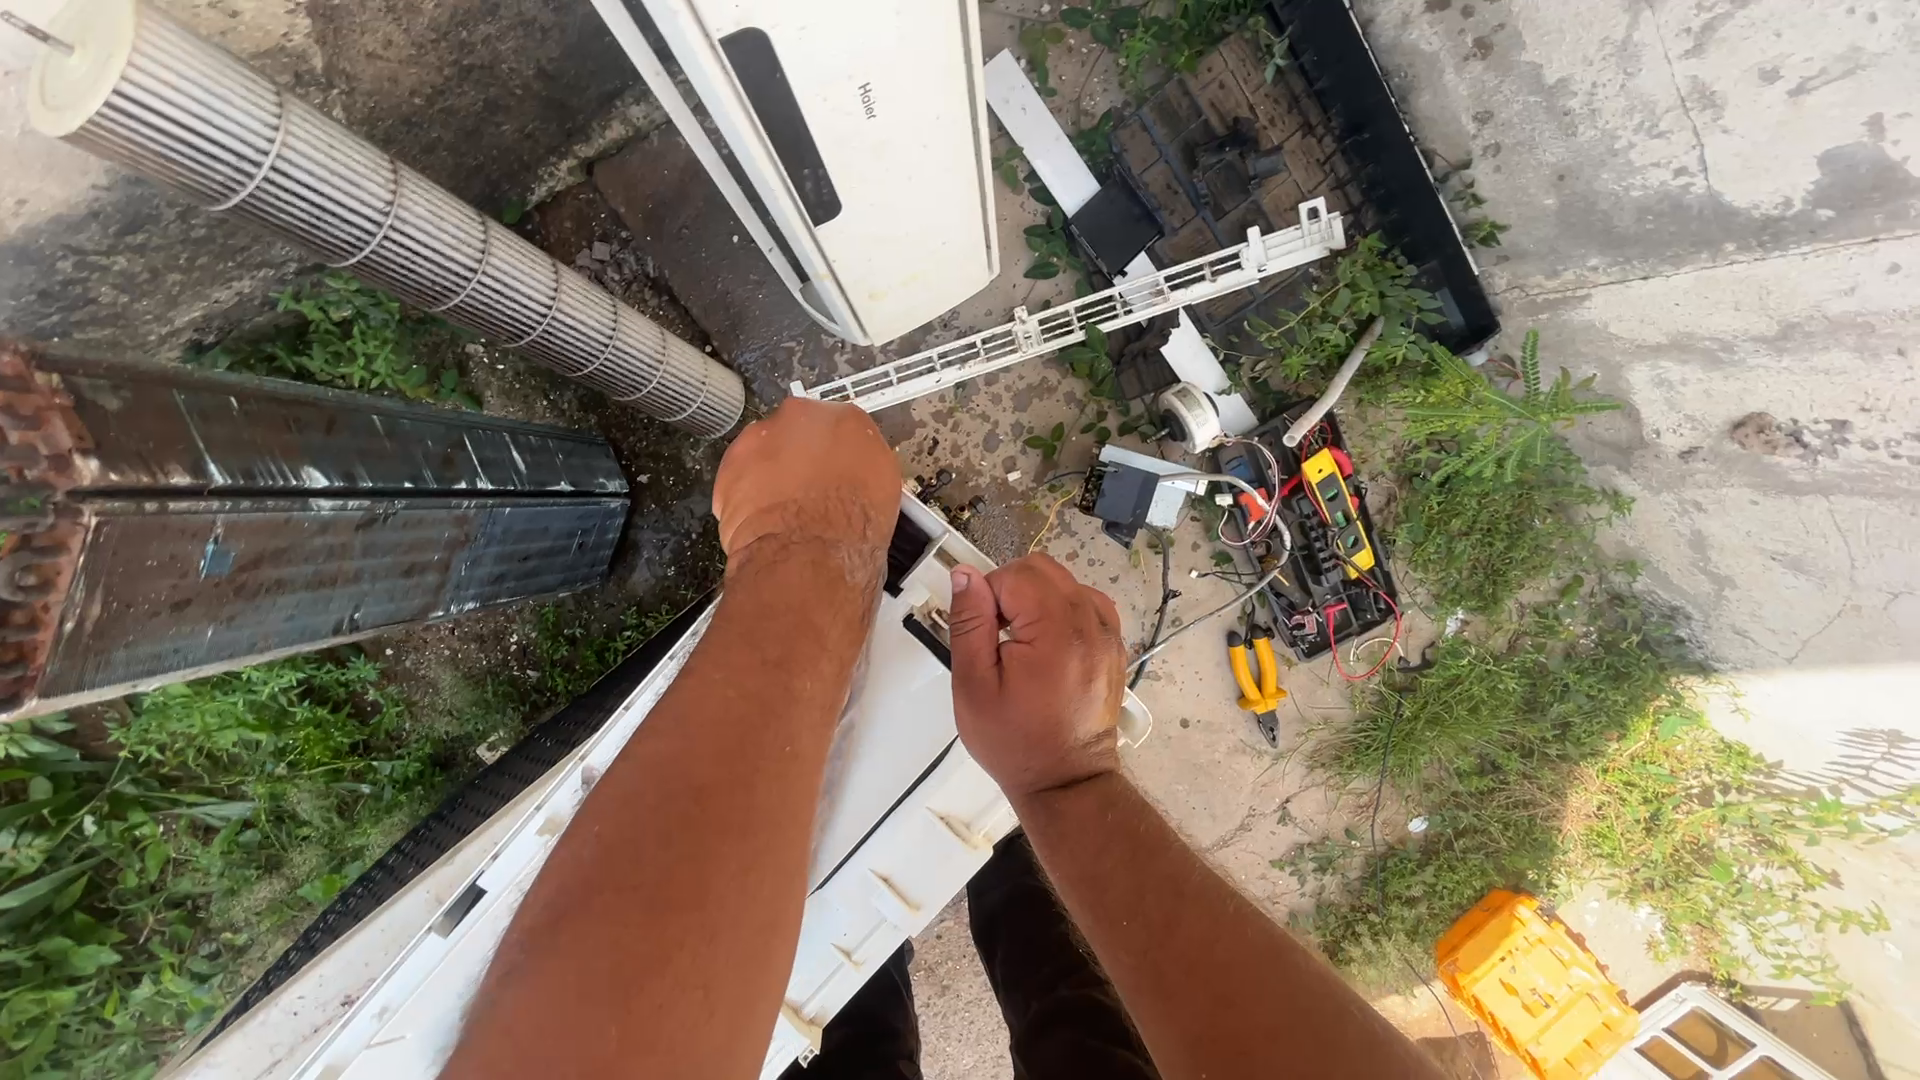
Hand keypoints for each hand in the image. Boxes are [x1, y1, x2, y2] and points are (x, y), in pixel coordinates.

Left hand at [713, 398, 898, 575]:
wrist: (810, 553)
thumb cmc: (849, 532)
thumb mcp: (881, 494)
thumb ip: (862, 470)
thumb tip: (854, 479)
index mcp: (850, 422)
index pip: (841, 426)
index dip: (836, 453)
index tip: (834, 469)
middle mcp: (806, 418)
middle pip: (799, 429)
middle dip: (800, 456)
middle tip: (807, 489)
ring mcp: (765, 435)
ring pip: (765, 448)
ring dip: (771, 472)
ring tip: (783, 508)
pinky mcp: (733, 459)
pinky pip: (738, 472)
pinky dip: (745, 491)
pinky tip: (761, 516)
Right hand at [947, 555, 1126, 799]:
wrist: (1066, 781)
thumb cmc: (1013, 740)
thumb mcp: (973, 685)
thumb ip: (969, 622)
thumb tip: (965, 574)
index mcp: (1057, 629)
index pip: (1014, 574)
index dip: (989, 597)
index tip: (985, 637)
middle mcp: (1090, 621)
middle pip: (1042, 569)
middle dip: (1011, 591)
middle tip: (998, 638)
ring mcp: (1108, 632)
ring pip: (1064, 582)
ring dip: (1035, 599)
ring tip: (1022, 644)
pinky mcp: (1114, 645)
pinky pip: (1084, 603)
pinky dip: (1060, 611)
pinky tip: (1047, 646)